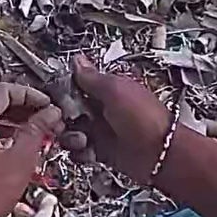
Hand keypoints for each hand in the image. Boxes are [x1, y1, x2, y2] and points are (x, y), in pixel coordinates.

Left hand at [0, 84, 62, 216]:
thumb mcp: (21, 158)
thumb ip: (37, 129)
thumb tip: (50, 112)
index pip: (2, 91)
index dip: (28, 94)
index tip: (46, 103)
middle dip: (22, 104)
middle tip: (44, 112)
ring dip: (14, 117)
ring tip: (38, 126)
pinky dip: (3, 129)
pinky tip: (22, 140)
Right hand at [70, 58, 172, 182]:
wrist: (160, 155)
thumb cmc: (145, 119)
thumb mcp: (116, 90)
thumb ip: (93, 77)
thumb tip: (77, 61)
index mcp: (107, 88)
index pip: (75, 85)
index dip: (62, 92)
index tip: (57, 100)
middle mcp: (102, 108)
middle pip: (68, 110)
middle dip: (63, 117)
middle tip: (67, 122)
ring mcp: (101, 130)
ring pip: (70, 130)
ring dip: (70, 136)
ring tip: (82, 139)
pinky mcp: (101, 150)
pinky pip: (79, 150)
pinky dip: (79, 152)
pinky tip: (88, 151)